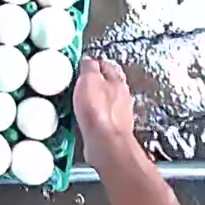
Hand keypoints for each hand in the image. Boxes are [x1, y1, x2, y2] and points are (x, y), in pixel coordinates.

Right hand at [73, 56, 140, 172]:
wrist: (106, 143)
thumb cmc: (98, 111)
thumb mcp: (88, 80)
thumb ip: (89, 68)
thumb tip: (88, 60)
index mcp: (117, 81)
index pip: (106, 65)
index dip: (94, 63)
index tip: (84, 63)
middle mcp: (122, 97)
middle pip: (109, 83)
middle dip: (97, 81)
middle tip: (82, 81)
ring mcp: (119, 115)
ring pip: (107, 101)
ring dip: (96, 99)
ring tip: (82, 99)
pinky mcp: (111, 130)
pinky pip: (102, 118)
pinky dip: (94, 116)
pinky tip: (85, 118)